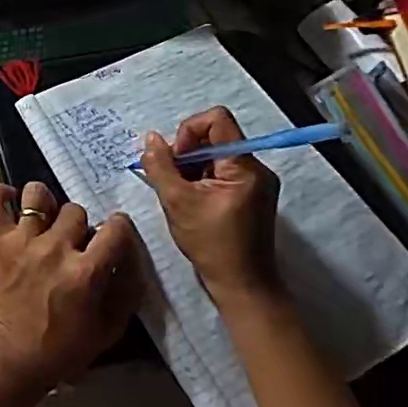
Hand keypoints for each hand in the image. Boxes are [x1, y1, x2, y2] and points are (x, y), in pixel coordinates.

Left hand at [0, 181, 139, 390]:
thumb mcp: (109, 328)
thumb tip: (132, 259)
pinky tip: (12, 200)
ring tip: (45, 219)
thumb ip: (126, 291)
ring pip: (38, 195)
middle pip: (76, 210)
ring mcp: (25, 240)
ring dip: (45, 203)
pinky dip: (1, 193)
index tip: (115, 235)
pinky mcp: (0, 240)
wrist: (13, 355)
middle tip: (75, 241)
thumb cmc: (63, 347)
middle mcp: (56, 248)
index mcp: (86, 272)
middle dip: (80, 224)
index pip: (115, 228)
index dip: (119, 227)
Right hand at [141, 108, 284, 307]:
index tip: (177, 158)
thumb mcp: (177, 201)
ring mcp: (256, 183)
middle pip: (215, 137)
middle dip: (187, 152)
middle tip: (172, 179)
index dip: (189, 130)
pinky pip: (221, 171)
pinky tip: (191, 201)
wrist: (243, 286)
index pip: (217, 120)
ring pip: (215, 155)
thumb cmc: (211, 244)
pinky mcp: (251, 196)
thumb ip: (161, 165)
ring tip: (181, 194)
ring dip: (192, 167)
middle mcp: (256, 168)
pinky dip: (201, 179)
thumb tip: (151, 138)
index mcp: (244, 166)